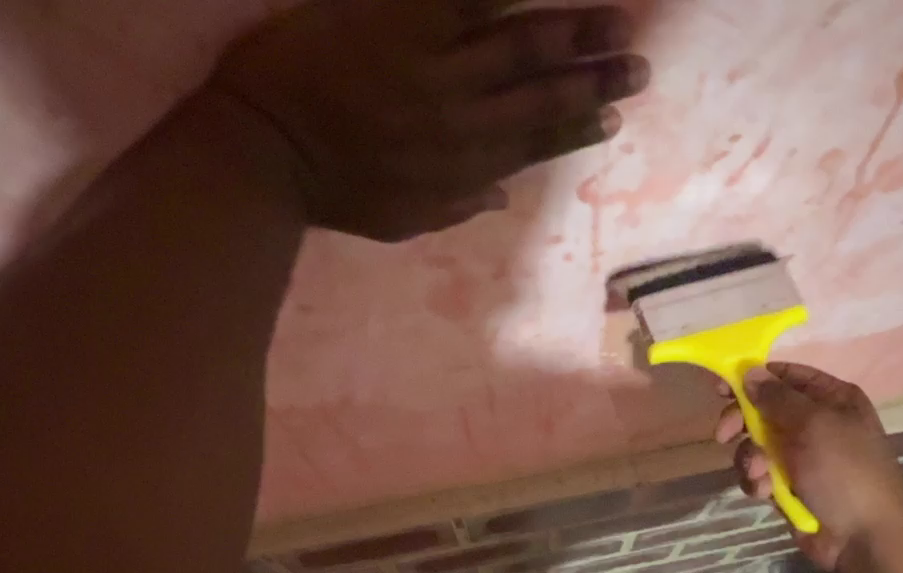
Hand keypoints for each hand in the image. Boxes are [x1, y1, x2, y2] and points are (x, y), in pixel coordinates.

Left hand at [212, 0, 647, 240]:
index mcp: (463, 171)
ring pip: (519, 48)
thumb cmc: (332, 193)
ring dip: (572, 35)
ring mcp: (435, 70)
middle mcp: (463, 122)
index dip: (576, 131)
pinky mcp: (400, 24)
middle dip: (594, 81)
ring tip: (617, 21)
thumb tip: (503, 198)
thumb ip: (456, 208)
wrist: (264, 155)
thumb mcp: (401, 221)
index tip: (612, 119)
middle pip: (541, 96)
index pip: (533, 146)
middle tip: (638, 67)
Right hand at [715, 362, 902, 570]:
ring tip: (760, 474)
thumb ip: (778, 398)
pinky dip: (757, 482)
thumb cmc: (845, 472)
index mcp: (833, 399)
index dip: (754, 378)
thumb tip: (750, 373)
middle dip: (742, 422)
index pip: (787, 376)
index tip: (723, 387)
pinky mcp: (789, 486)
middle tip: (724, 435)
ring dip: (750, 458)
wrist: (863, 538)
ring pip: (756, 445)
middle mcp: (816, 424)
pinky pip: (760, 475)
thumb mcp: (814, 425)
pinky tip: (765, 493)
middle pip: (764, 410)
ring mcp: (802, 457)